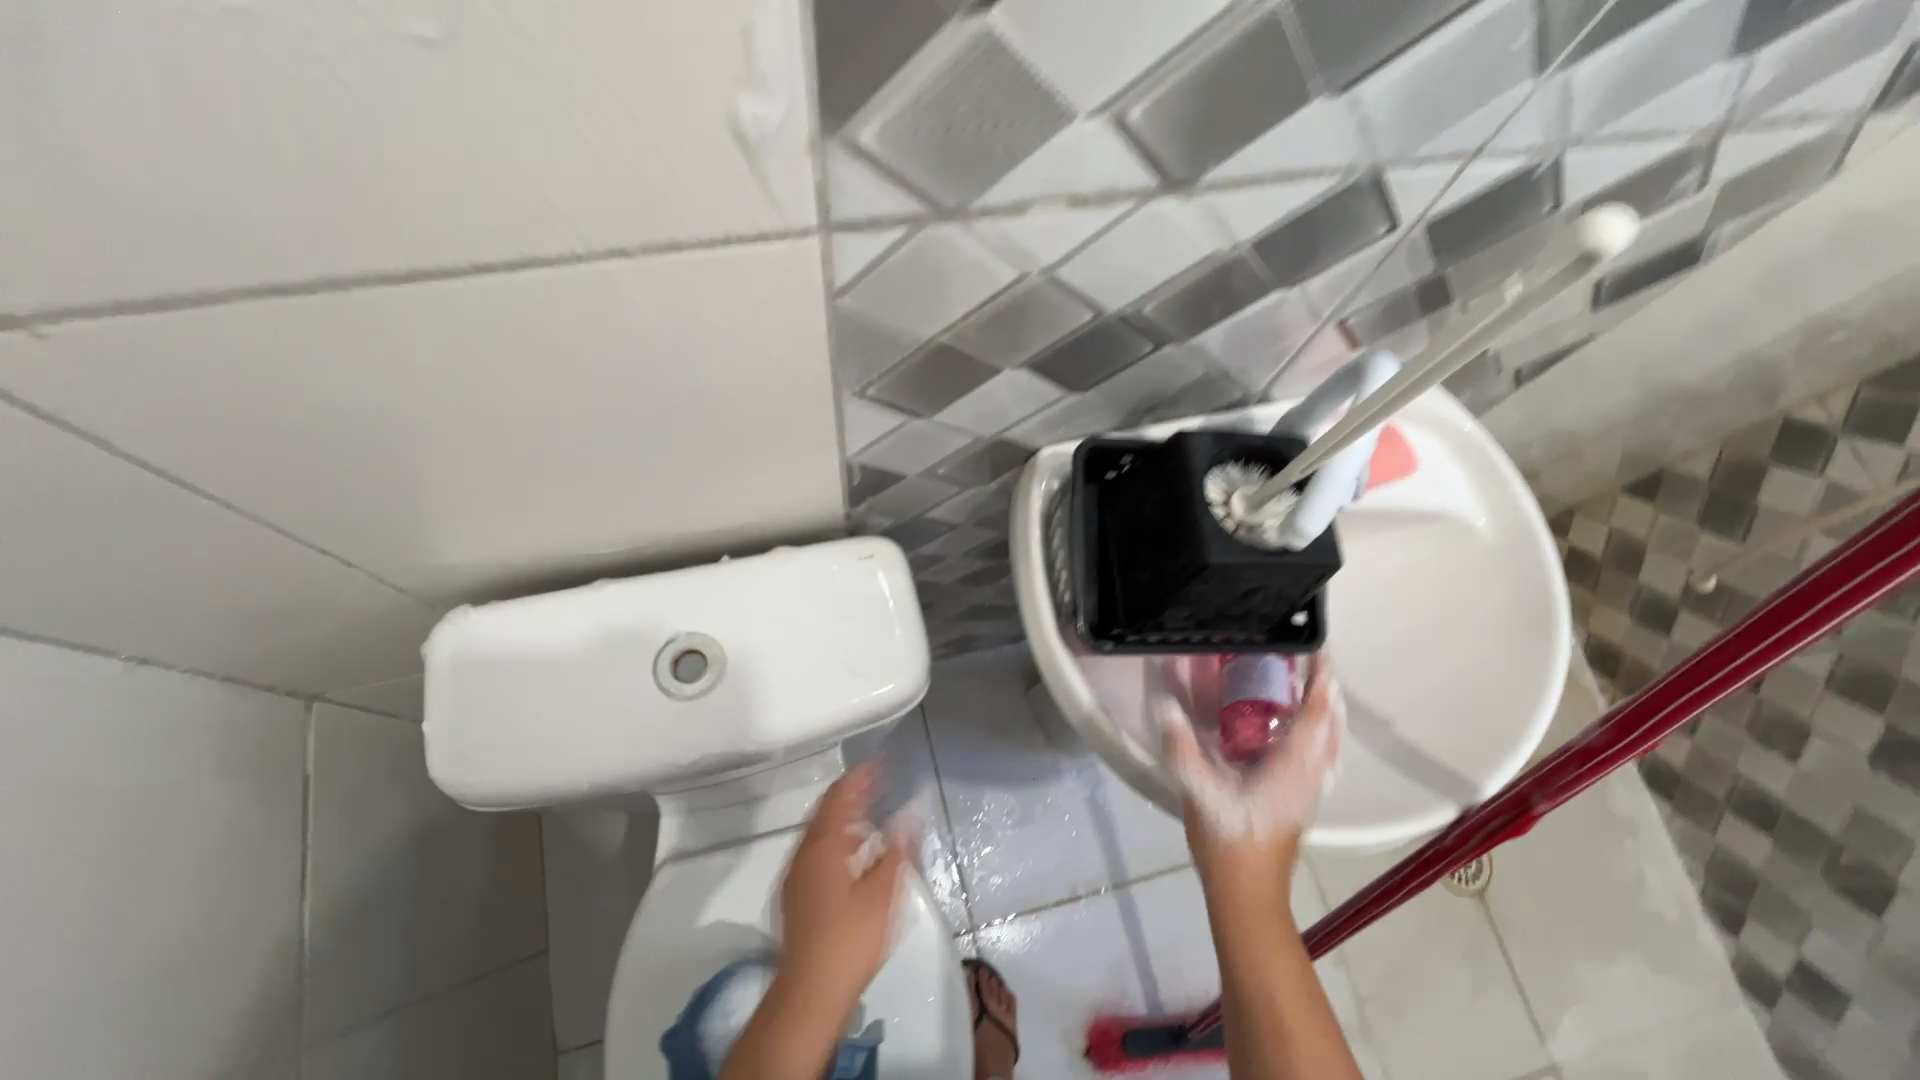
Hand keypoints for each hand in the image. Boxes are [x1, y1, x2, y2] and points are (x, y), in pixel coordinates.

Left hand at [775, 764, 910, 1012]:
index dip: (861, 776)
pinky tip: (857, 853)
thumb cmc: (851, 938)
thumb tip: (910, 814)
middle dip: (854, 794)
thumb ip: (897, 849)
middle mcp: (803, 855)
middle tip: (881, 781)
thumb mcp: (884, 892)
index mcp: (822, 847)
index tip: (882, 762)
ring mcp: (797, 877)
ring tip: (874, 812)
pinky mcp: (798, 897)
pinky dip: (839, 840)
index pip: (839, 797)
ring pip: (821, 834)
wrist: (811, 991)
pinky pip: (818, 852)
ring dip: (846, 818)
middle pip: (827, 812)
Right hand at [1162, 661, 1340, 924]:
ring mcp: (1312, 790)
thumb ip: (1182, 749)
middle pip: (1331, 725)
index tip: (1319, 650)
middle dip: (1327, 691)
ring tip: (1310, 688)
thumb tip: (1165, 704)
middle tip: (1312, 662)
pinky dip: (1320, 733)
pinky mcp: (1304, 801)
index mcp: (1293, 767)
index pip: (1316, 715)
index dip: (1321, 681)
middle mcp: (1311, 775)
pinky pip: (1322, 756)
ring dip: (1326, 712)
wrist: (1248, 893)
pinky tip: (1299, 732)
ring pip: (1331, 742)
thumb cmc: (1230, 841)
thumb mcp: (1200, 792)